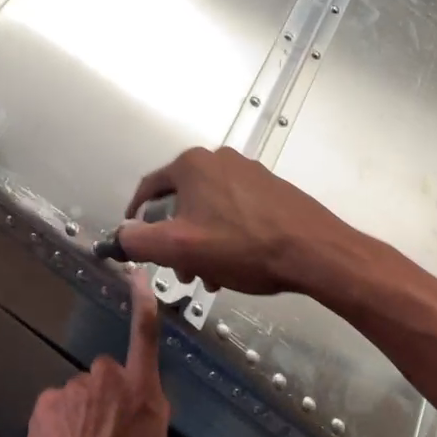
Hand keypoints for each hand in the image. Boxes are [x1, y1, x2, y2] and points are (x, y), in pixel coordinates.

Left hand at [0, 272, 169, 436]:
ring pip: (78, 394)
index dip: (142, 302)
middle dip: (104, 397)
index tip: (136, 274)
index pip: (145, 336)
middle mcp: (107, 381)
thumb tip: (137, 401)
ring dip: (79, 414)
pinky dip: (57, 424)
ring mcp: (72, 389)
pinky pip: (55, 406)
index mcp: (143, 393)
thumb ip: (146, 413)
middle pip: (105, 375)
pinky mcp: (44, 403)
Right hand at [115, 146, 351, 295]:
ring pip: (208, 209)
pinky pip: (234, 210)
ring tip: (211, 276)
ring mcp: (248, 172)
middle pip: (180, 201)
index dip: (136, 217)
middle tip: (181, 271)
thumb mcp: (179, 248)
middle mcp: (218, 159)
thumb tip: (120, 235)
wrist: (316, 252)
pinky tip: (235, 264)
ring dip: (201, 242)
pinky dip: (226, 235)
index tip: (135, 241)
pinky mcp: (272, 188)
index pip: (149, 188)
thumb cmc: (242, 246)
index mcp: (191, 164)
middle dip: (175, 238)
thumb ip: (139, 240)